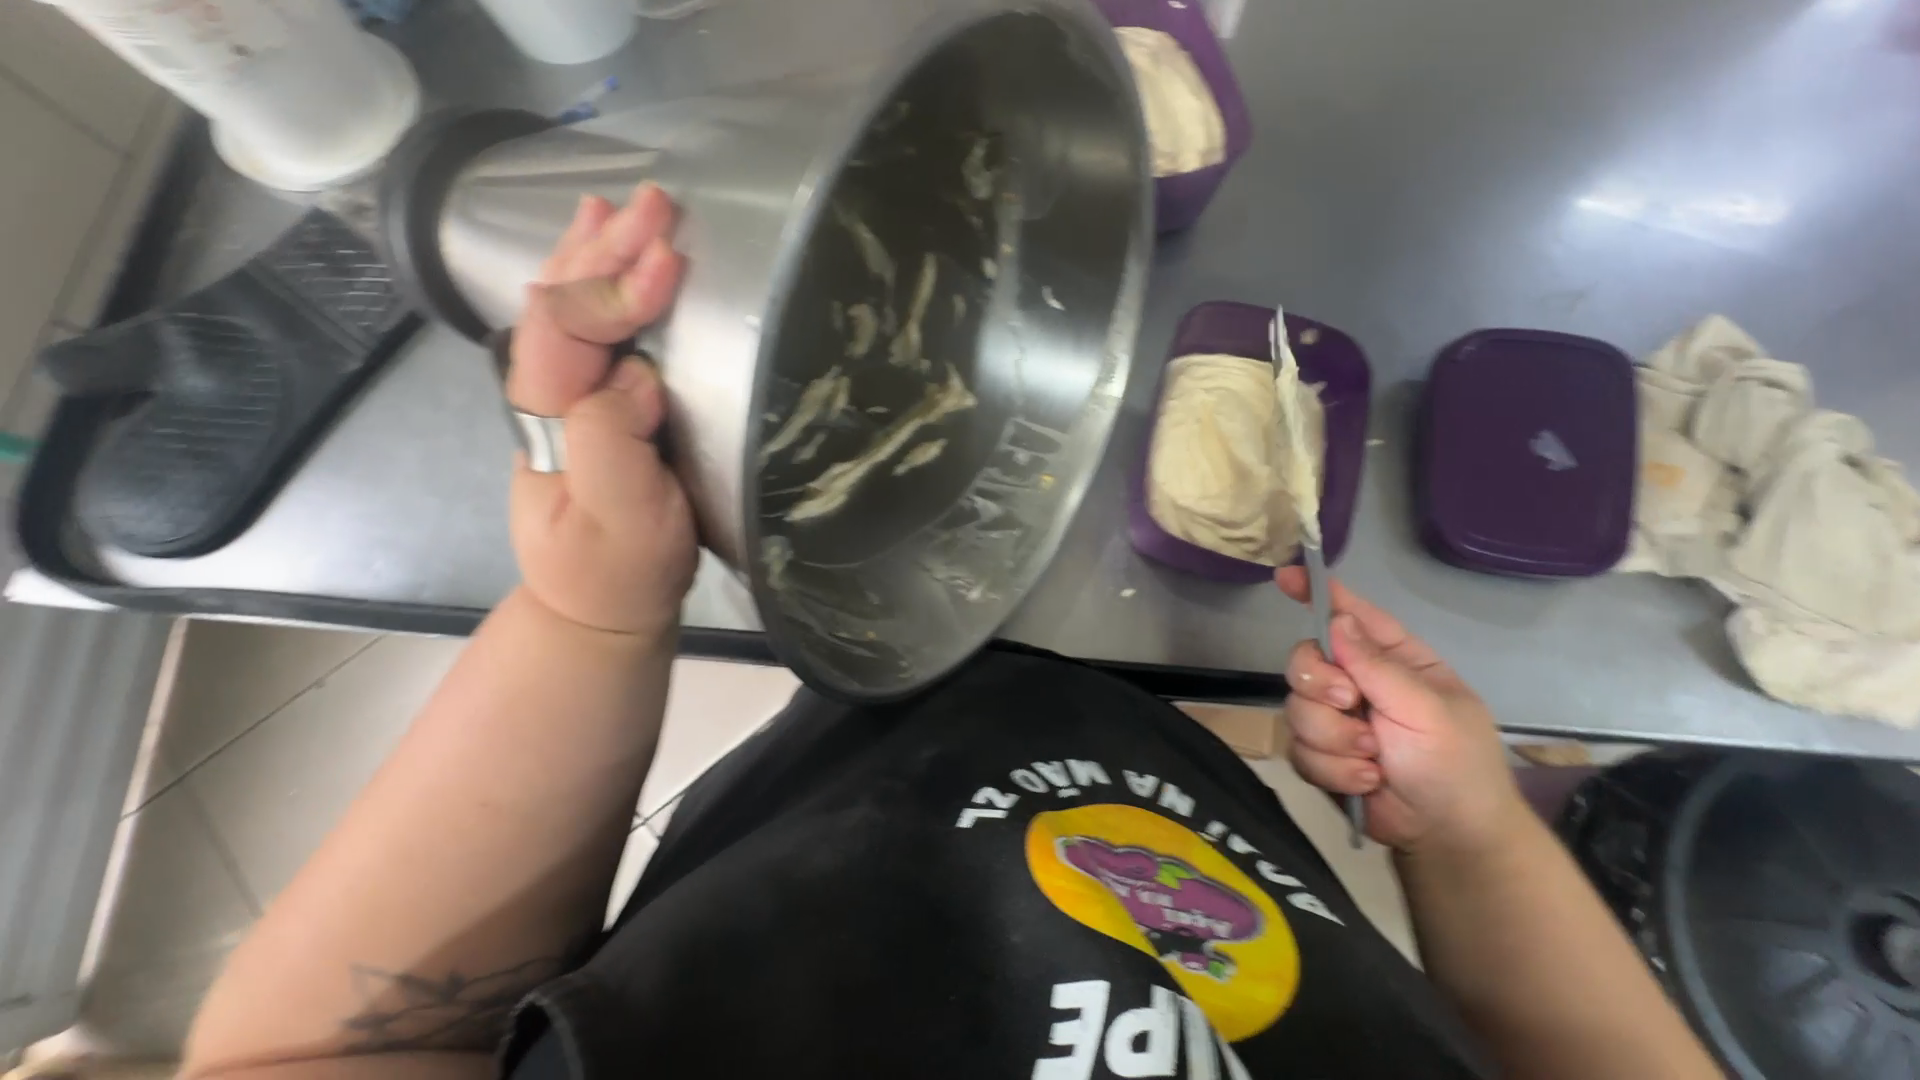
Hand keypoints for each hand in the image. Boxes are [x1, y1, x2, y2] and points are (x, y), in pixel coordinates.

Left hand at [504, 184, 694, 638]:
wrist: (598, 607)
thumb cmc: (616, 571)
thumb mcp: (621, 524)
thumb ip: (613, 448)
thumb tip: (636, 379)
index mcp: (552, 421)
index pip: (568, 332)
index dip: (615, 291)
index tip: (671, 261)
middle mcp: (549, 397)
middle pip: (563, 303)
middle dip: (607, 250)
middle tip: (656, 204)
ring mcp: (568, 400)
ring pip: (567, 308)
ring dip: (595, 252)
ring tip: (619, 206)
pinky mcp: (594, 409)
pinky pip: (588, 331)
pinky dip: (596, 283)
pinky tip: (604, 256)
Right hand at [1274, 567, 1526, 856]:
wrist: (1449, 838)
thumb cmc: (1457, 766)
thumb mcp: (1429, 711)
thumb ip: (1380, 667)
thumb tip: (1336, 621)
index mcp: (1394, 661)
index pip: (1351, 616)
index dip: (1317, 594)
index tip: (1285, 578)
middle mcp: (1358, 683)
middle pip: (1305, 661)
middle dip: (1321, 687)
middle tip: (1352, 706)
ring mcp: (1335, 720)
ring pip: (1296, 709)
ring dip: (1334, 740)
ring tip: (1374, 763)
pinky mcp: (1319, 756)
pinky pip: (1297, 749)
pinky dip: (1331, 769)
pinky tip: (1365, 783)